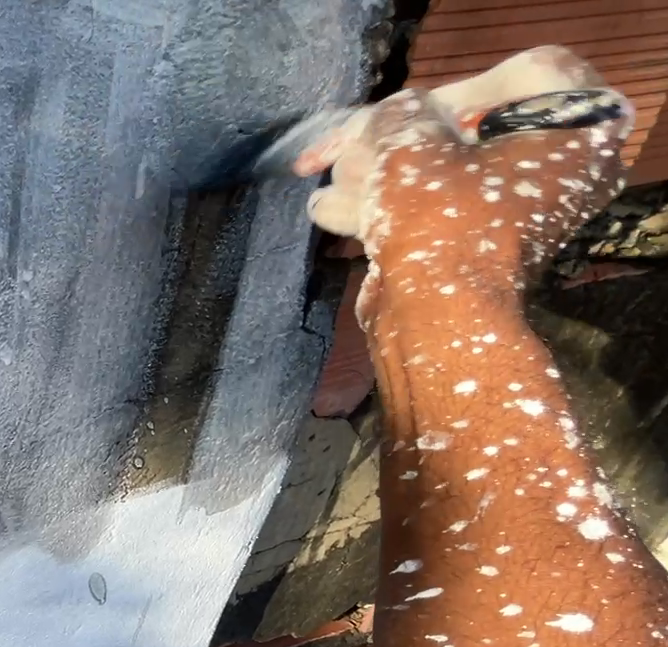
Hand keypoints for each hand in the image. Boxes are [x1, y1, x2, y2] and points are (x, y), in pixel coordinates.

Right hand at [298, 48, 633, 320]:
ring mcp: (511, 207)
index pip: (518, 76)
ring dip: (368, 177)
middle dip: (386, 143)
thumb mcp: (410, 150)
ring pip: (431, 172)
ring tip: (323, 189)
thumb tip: (385, 120)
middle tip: (331, 157)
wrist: (434, 317)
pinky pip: (425, 208)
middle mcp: (555, 163)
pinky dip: (378, 206)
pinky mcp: (470, 242)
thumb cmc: (439, 225)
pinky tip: (329, 210)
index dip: (446, 90)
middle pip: (461, 128)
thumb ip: (396, 115)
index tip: (390, 118)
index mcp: (576, 127)